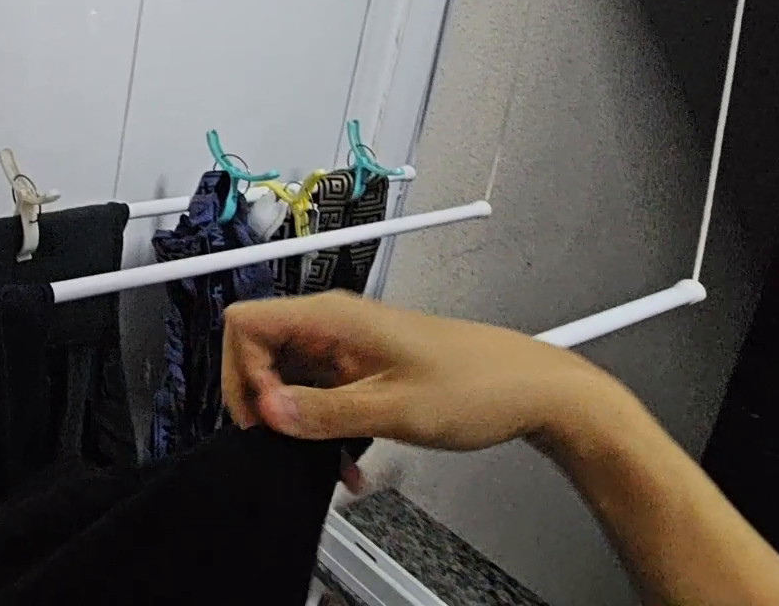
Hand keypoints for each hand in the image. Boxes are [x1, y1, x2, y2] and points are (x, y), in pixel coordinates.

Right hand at [222, 290, 620, 448]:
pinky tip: (342, 460)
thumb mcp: (395, 408)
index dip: (244, 368)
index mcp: (329, 317)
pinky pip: (314, 390)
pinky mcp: (355, 366)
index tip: (269, 412)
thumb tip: (267, 411)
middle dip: (260, 398)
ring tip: (319, 460)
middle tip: (280, 440)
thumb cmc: (476, 385)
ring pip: (284, 374)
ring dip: (292, 418)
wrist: (534, 390)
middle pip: (258, 349)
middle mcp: (327, 324)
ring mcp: (340, 345)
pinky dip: (317, 423)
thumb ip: (324, 411)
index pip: (247, 323)